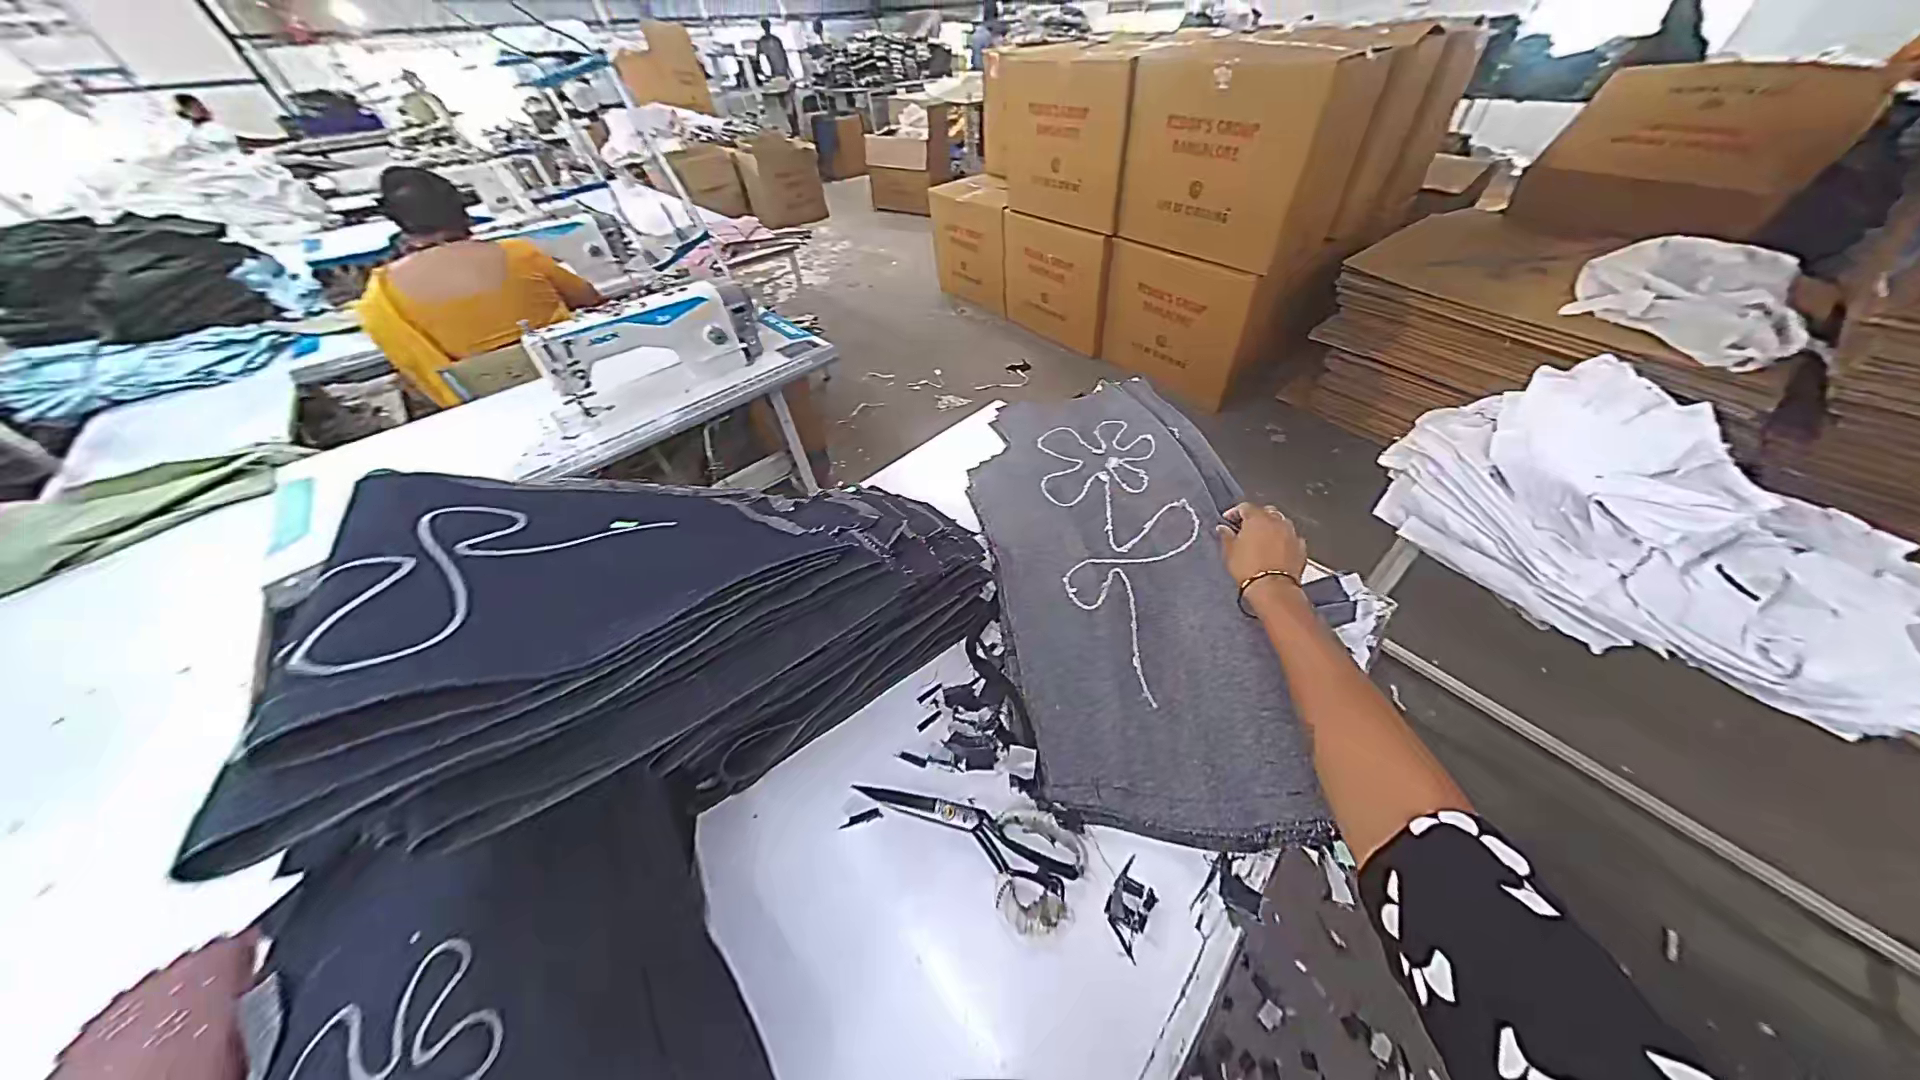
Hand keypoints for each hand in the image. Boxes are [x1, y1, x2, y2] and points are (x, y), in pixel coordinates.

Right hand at [1215, 502, 1306, 587]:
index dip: (1234, 512)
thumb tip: (1223, 529)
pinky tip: (1275, 550)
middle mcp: (1277, 521)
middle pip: (1266, 512)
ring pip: (1280, 523)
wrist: (1272, 587)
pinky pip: (1290, 538)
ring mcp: (1291, 533)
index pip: (1244, 507)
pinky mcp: (1300, 547)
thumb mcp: (1229, 551)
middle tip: (1245, 529)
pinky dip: (1282, 540)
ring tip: (1261, 540)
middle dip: (1255, 518)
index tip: (1228, 520)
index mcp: (1257, 518)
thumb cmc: (1249, 568)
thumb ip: (1226, 536)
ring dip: (1271, 528)